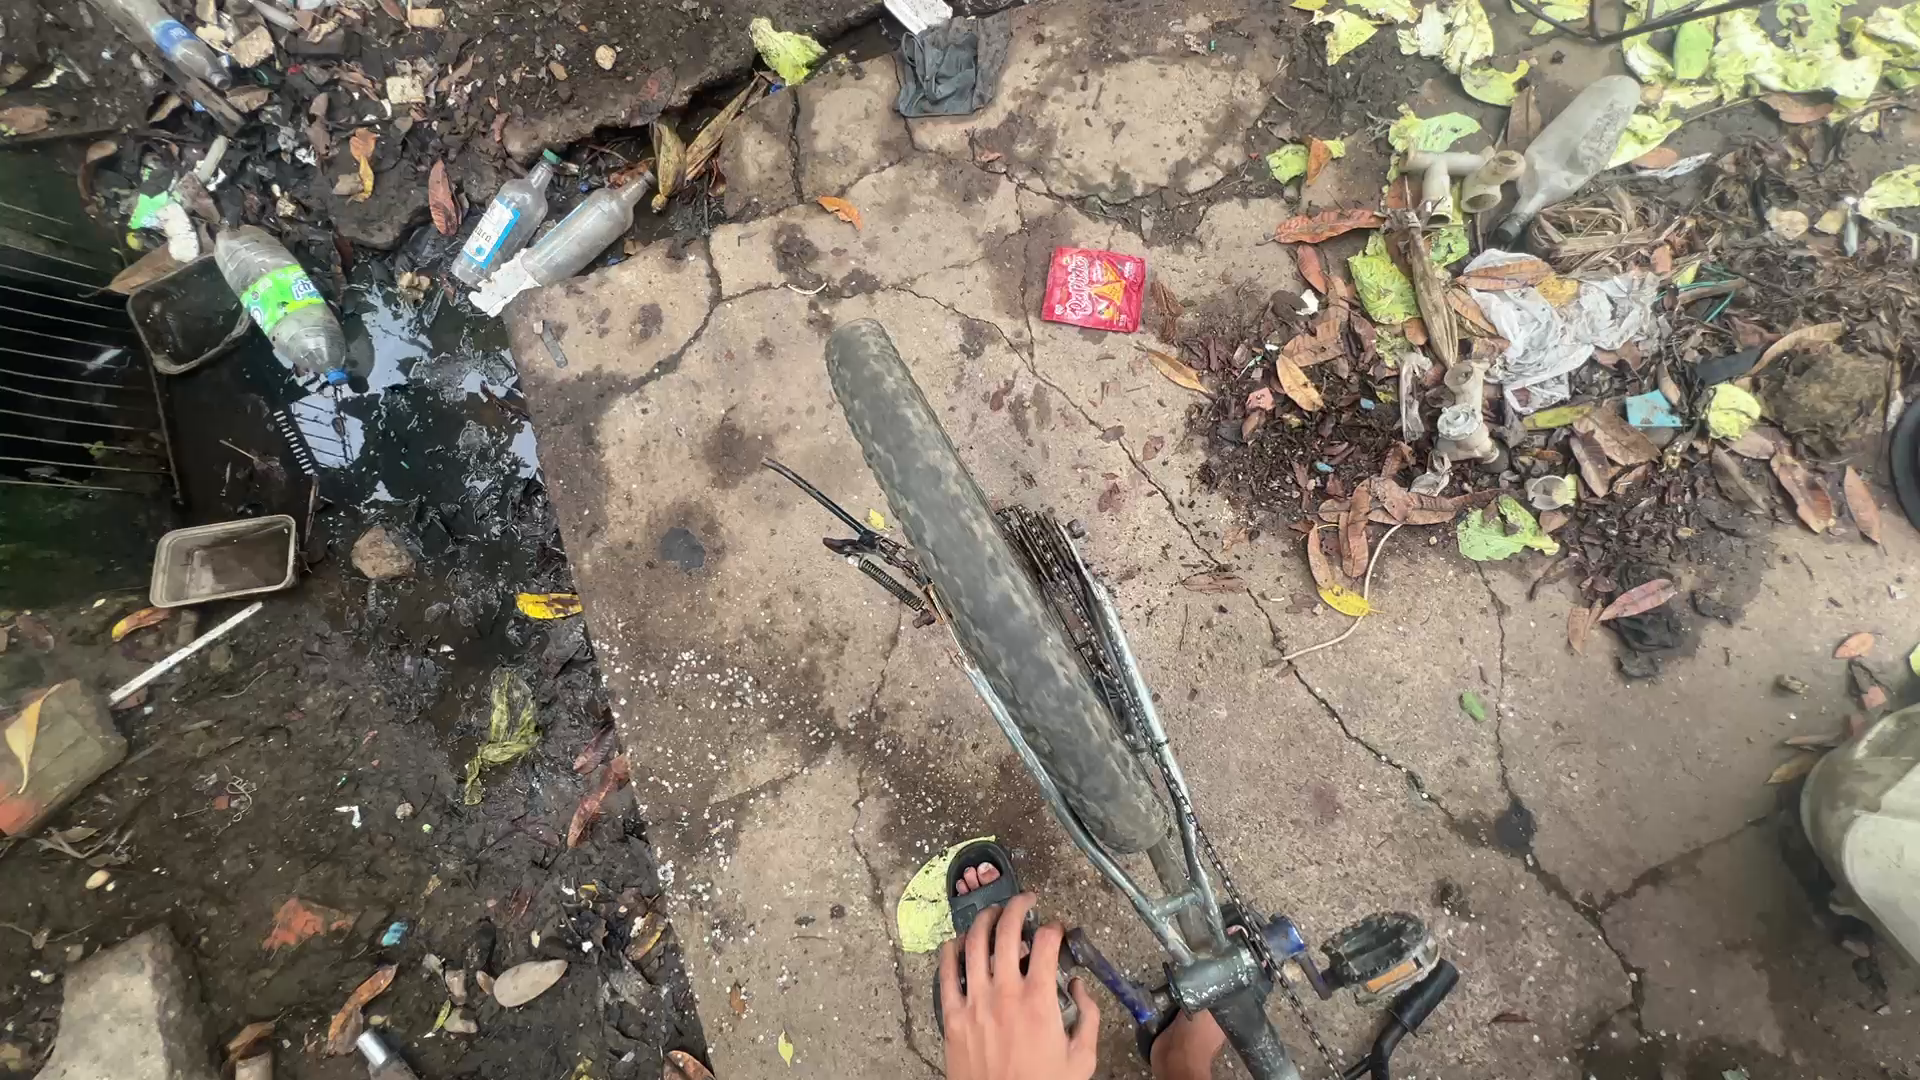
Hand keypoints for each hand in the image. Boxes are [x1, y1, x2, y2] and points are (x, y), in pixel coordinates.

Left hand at [939, 893, 1099, 1079]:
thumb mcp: (1082, 1060)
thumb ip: (1088, 1017)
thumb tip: (1080, 986)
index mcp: (1038, 1001)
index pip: (1046, 943)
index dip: (1054, 928)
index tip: (1056, 928)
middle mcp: (1005, 993)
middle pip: (1008, 930)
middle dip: (1018, 906)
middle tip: (1025, 901)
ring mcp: (975, 1002)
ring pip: (974, 942)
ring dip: (985, 919)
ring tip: (994, 912)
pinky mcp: (953, 1017)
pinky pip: (946, 973)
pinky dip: (950, 951)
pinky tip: (958, 942)